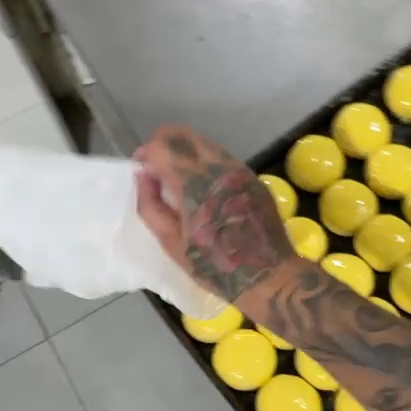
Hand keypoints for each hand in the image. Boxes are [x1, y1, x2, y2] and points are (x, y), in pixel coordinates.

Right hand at [134, 126, 295, 301]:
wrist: (268, 276)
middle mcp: (220, 167)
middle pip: (184, 134)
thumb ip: (150, 205)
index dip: (146, 153)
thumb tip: (143, 176)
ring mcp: (241, 171)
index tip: (142, 171)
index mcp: (195, 183)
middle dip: (164, 145)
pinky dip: (207, 165)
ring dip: (186, 154)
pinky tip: (204, 191)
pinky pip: (224, 159)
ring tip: (179, 182)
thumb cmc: (214, 266)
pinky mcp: (254, 179)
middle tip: (157, 170)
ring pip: (206, 144)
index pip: (163, 145)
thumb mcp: (171, 242)